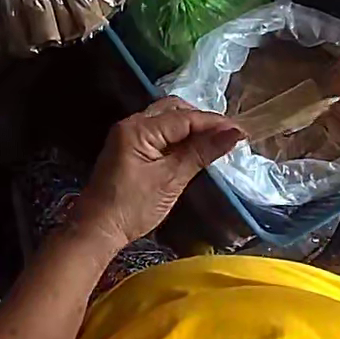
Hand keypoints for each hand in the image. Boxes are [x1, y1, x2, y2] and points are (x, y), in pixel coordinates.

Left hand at [74, 98, 243, 248]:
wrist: (97, 228)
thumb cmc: (132, 206)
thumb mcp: (171, 180)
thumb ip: (201, 153)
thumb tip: (234, 133)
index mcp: (138, 128)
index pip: (184, 117)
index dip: (214, 122)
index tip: (242, 132)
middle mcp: (131, 124)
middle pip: (174, 110)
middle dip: (202, 120)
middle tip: (229, 135)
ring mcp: (128, 135)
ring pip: (166, 119)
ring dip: (191, 127)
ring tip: (216, 141)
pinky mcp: (129, 148)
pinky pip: (158, 133)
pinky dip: (178, 137)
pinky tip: (194, 148)